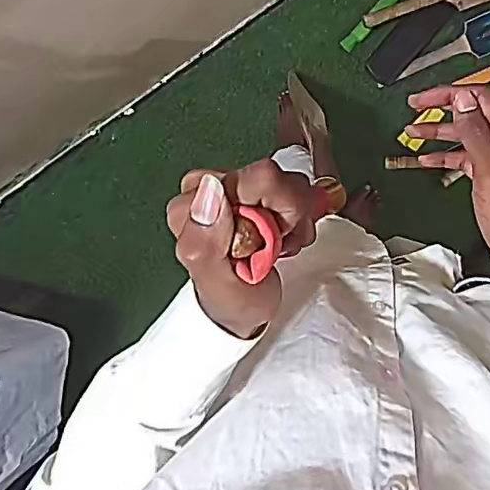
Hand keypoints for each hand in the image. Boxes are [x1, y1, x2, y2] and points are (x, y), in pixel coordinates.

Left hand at [164, 158, 321, 337]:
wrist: (245, 313)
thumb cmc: (229, 299)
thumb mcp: (214, 280)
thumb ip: (205, 238)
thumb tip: (211, 189)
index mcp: (193, 203)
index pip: (258, 177)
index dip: (274, 208)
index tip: (266, 239)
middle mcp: (210, 189)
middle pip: (275, 176)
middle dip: (286, 213)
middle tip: (273, 244)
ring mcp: (235, 189)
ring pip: (289, 182)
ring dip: (293, 218)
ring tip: (277, 245)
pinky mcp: (255, 192)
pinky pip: (294, 190)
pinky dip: (296, 218)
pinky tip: (282, 237)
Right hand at [402, 85, 489, 328]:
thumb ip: (476, 136)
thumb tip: (462, 102)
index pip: (480, 99)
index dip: (448, 94)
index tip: (422, 99)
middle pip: (472, 114)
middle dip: (441, 109)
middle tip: (414, 108)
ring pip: (467, 137)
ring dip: (440, 133)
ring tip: (413, 132)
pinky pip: (467, 158)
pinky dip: (447, 156)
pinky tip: (429, 159)